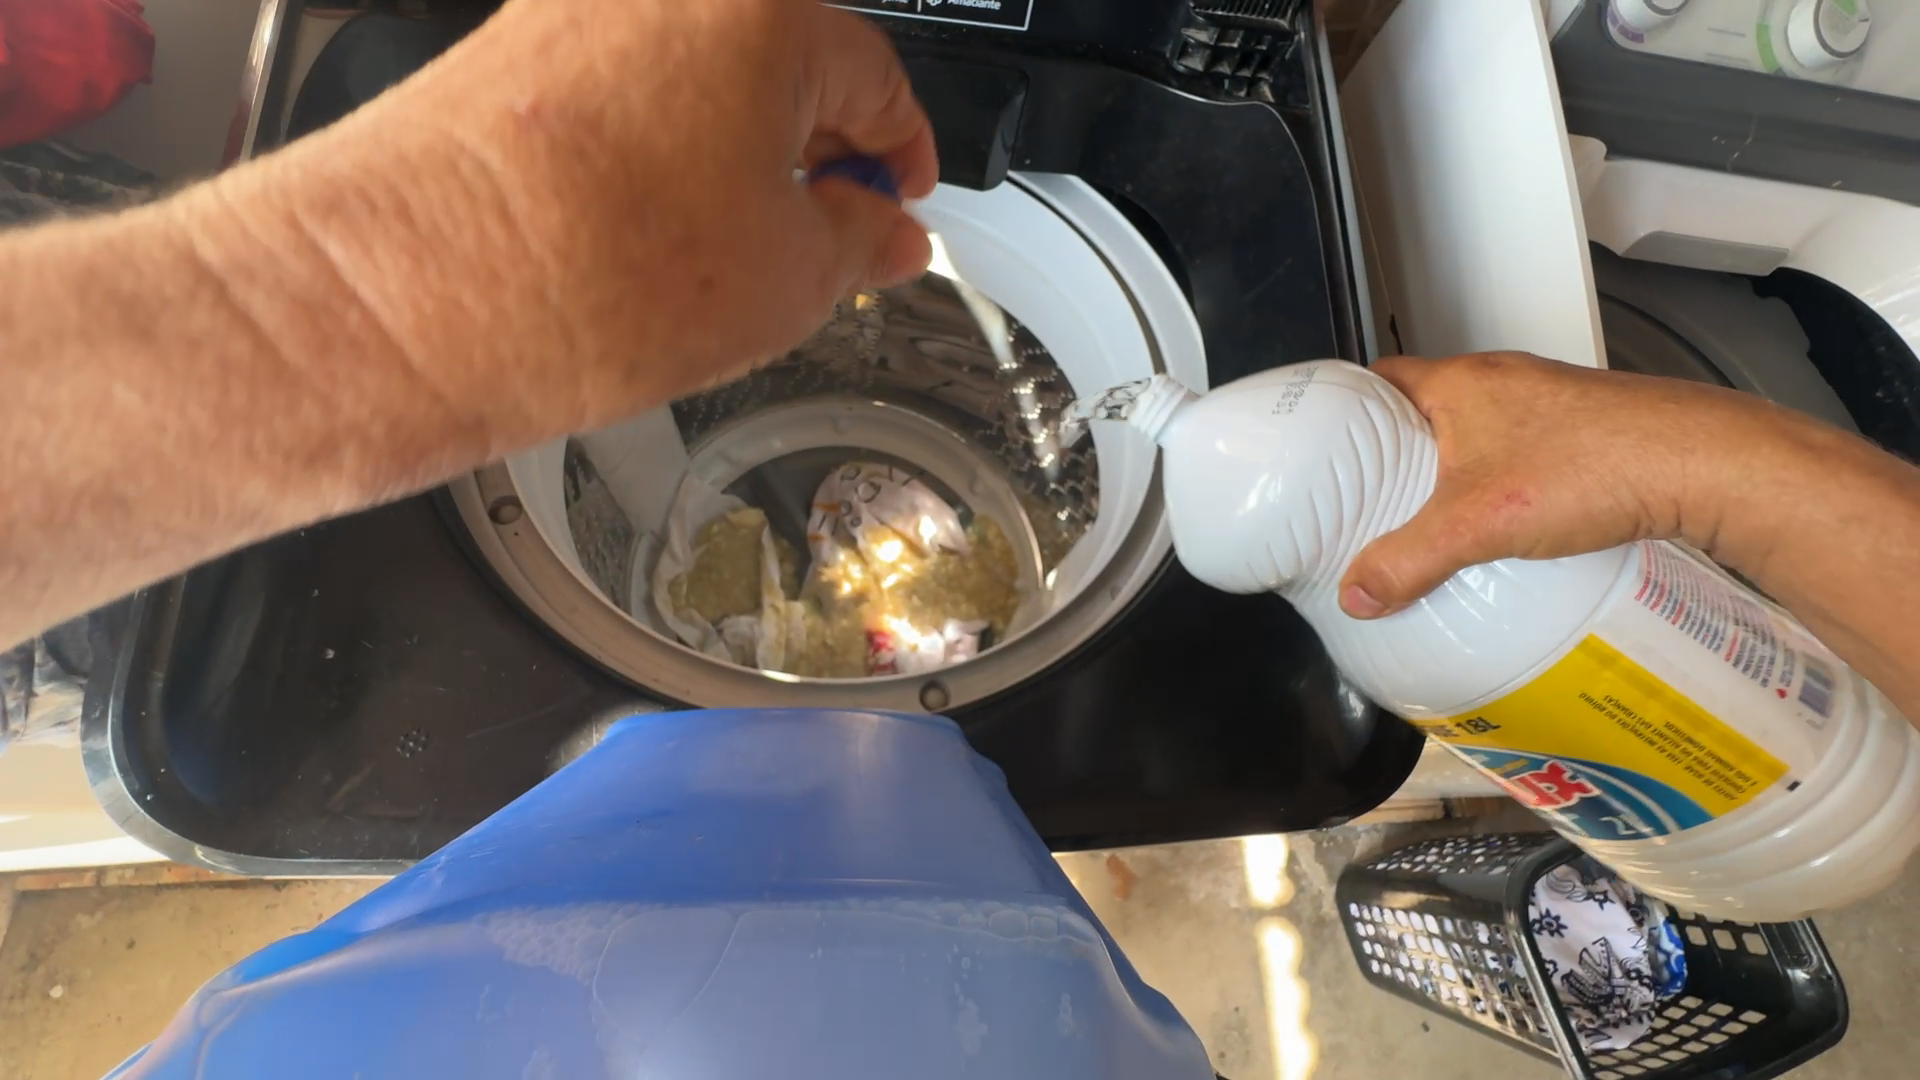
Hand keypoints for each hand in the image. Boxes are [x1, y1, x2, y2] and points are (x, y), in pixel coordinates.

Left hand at [218, 0, 937, 450]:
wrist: (415, 307)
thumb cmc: (598, 282)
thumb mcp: (795, 279)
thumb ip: (865, 243)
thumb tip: (892, 236)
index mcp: (755, 13)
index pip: (877, 76)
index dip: (905, 153)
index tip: (905, 200)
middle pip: (793, 69)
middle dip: (832, 160)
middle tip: (845, 236)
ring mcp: (581, 14)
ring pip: (717, 90)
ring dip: (759, 165)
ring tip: (763, 252)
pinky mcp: (524, 61)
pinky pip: (648, 103)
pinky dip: (691, 162)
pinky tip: (690, 236)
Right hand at [1337, 352, 1803, 618]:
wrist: (1717, 465)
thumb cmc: (1592, 468)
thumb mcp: (1475, 525)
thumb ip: (1405, 562)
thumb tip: (1354, 597)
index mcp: (1457, 382)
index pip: (1375, 376)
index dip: (1342, 403)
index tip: (1321, 439)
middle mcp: (1498, 379)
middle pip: (1417, 401)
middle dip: (1385, 439)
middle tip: (1360, 484)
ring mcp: (1542, 398)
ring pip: (1466, 421)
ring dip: (1440, 454)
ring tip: (1417, 501)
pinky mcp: (1579, 423)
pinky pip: (1509, 438)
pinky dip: (1486, 466)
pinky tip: (1490, 508)